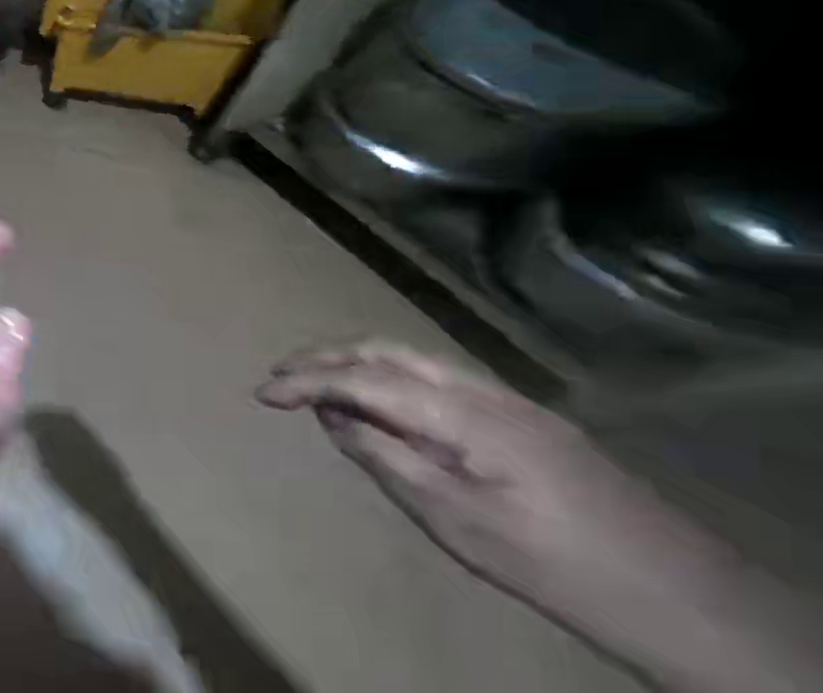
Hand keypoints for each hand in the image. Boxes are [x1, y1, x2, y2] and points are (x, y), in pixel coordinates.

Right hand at [258, 341, 822, 692]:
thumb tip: (333, 415)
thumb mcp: (455, 521)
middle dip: (324, 356)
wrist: (687, 599)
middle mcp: (483, 390)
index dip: (307, 380)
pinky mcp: (522, 418)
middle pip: (386, 351)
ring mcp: (508, 400)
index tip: (262, 392)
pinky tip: (379, 403)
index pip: (365, 379)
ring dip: (355, 362)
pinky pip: (437, 378)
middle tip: (279, 376)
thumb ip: (386, 457)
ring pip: (412, 358)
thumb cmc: (554, 564)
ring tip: (314, 382)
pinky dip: (389, 377)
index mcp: (465, 414)